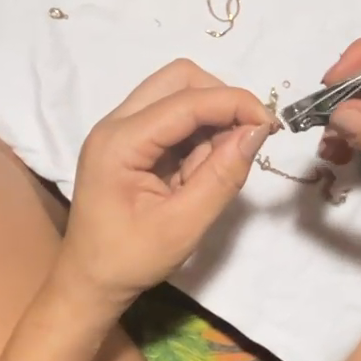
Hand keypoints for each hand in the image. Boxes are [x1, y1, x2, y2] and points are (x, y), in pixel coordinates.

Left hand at [56, 59, 276, 308]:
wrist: (90, 281)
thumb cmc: (131, 259)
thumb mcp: (184, 225)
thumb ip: (222, 177)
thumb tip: (257, 132)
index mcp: (120, 142)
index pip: (187, 100)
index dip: (234, 104)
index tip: (270, 127)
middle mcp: (116, 124)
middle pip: (179, 79)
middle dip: (221, 101)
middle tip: (245, 140)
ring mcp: (120, 130)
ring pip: (177, 93)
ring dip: (209, 120)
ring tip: (213, 168)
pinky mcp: (130, 141)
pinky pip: (172, 117)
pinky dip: (197, 133)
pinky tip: (198, 171)